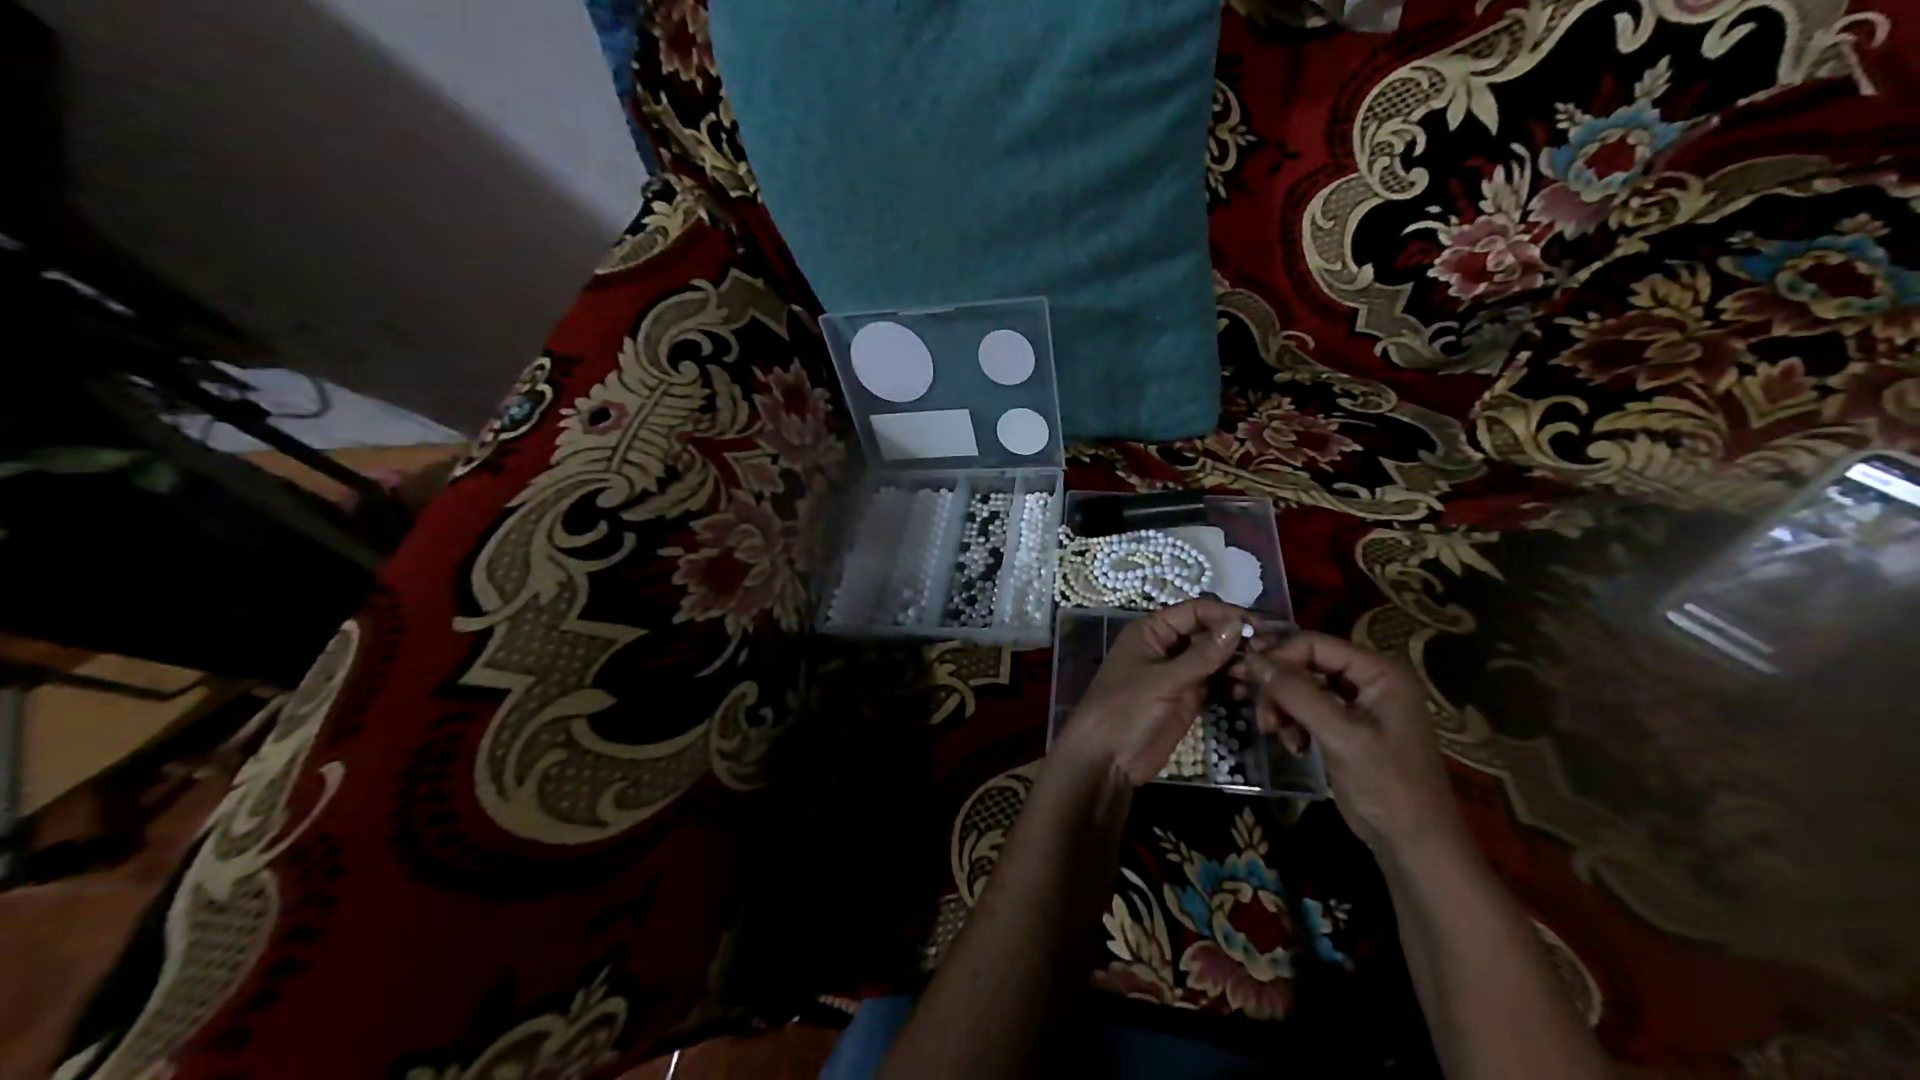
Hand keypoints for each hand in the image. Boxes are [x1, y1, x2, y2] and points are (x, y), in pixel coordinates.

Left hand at [1056, 599, 1248, 787]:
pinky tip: (1248, 691)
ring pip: (1216, 659)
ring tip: (1262, 673)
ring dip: (1238, 663)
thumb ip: (1202, 655)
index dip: (1226, 615)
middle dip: (1237, 640)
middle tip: (1269, 652)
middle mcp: (1167, 646)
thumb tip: (1238, 625)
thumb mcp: (1164, 679)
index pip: (1195, 611)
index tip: (1258, 626)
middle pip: (1209, 633)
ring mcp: (1178, 673)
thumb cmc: (1126, 708)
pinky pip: (1216, 683)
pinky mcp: (1188, 698)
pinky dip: (1232, 685)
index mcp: (1152, 630)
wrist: (1107, 758)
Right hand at [1235, 632, 1465, 859]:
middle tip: (1260, 715)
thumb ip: (1296, 693)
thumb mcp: (1340, 736)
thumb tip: (1253, 659)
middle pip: (1305, 664)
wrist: (1415, 845)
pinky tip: (1293, 746)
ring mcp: (1358, 705)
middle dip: (1277, 687)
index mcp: (1380, 672)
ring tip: (1274, 734)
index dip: (1279, 657)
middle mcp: (1370, 680)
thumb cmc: (1387, 786)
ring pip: (1301, 687)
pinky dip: (1292, 724)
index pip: (1315, 644)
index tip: (1247, 680)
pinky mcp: (1346, 728)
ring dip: (1281, 708)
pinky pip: (1307, 710)